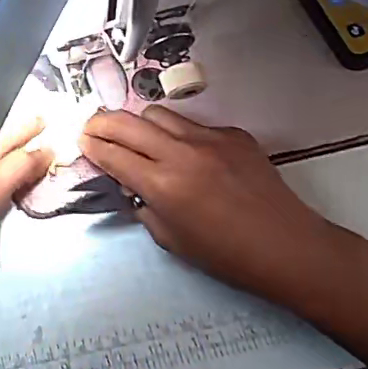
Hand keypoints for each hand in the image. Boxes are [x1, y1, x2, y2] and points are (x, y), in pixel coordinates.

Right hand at [78, 106, 365, 305]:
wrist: (286, 245)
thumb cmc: (226, 254)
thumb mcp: (171, 239)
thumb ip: (144, 206)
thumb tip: (132, 185)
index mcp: (163, 184)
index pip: (113, 154)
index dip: (91, 146)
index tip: (81, 141)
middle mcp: (182, 152)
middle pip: (127, 121)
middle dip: (102, 122)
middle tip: (92, 127)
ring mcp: (210, 138)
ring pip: (159, 113)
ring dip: (139, 123)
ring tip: (138, 137)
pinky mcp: (234, 134)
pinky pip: (194, 125)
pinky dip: (180, 135)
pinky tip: (188, 155)